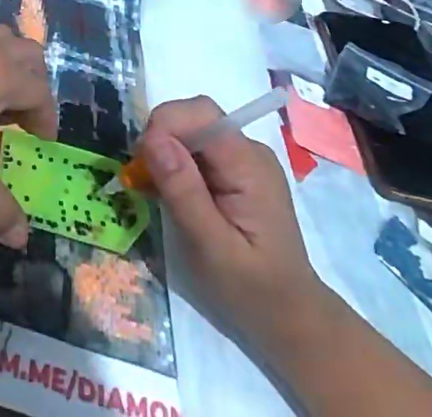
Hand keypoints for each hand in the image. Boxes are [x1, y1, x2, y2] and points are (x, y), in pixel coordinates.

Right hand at [138, 96, 318, 345]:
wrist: (290, 317)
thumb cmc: (251, 288)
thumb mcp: (210, 247)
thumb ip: (183, 191)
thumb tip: (153, 139)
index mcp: (249, 165)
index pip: (202, 114)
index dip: (165, 125)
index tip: (142, 162)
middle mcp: (249, 152)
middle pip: (195, 118)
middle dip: (161, 138)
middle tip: (142, 179)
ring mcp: (243, 161)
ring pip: (192, 132)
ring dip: (165, 153)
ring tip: (152, 192)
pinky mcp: (234, 173)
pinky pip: (198, 151)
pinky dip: (175, 165)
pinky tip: (168, 195)